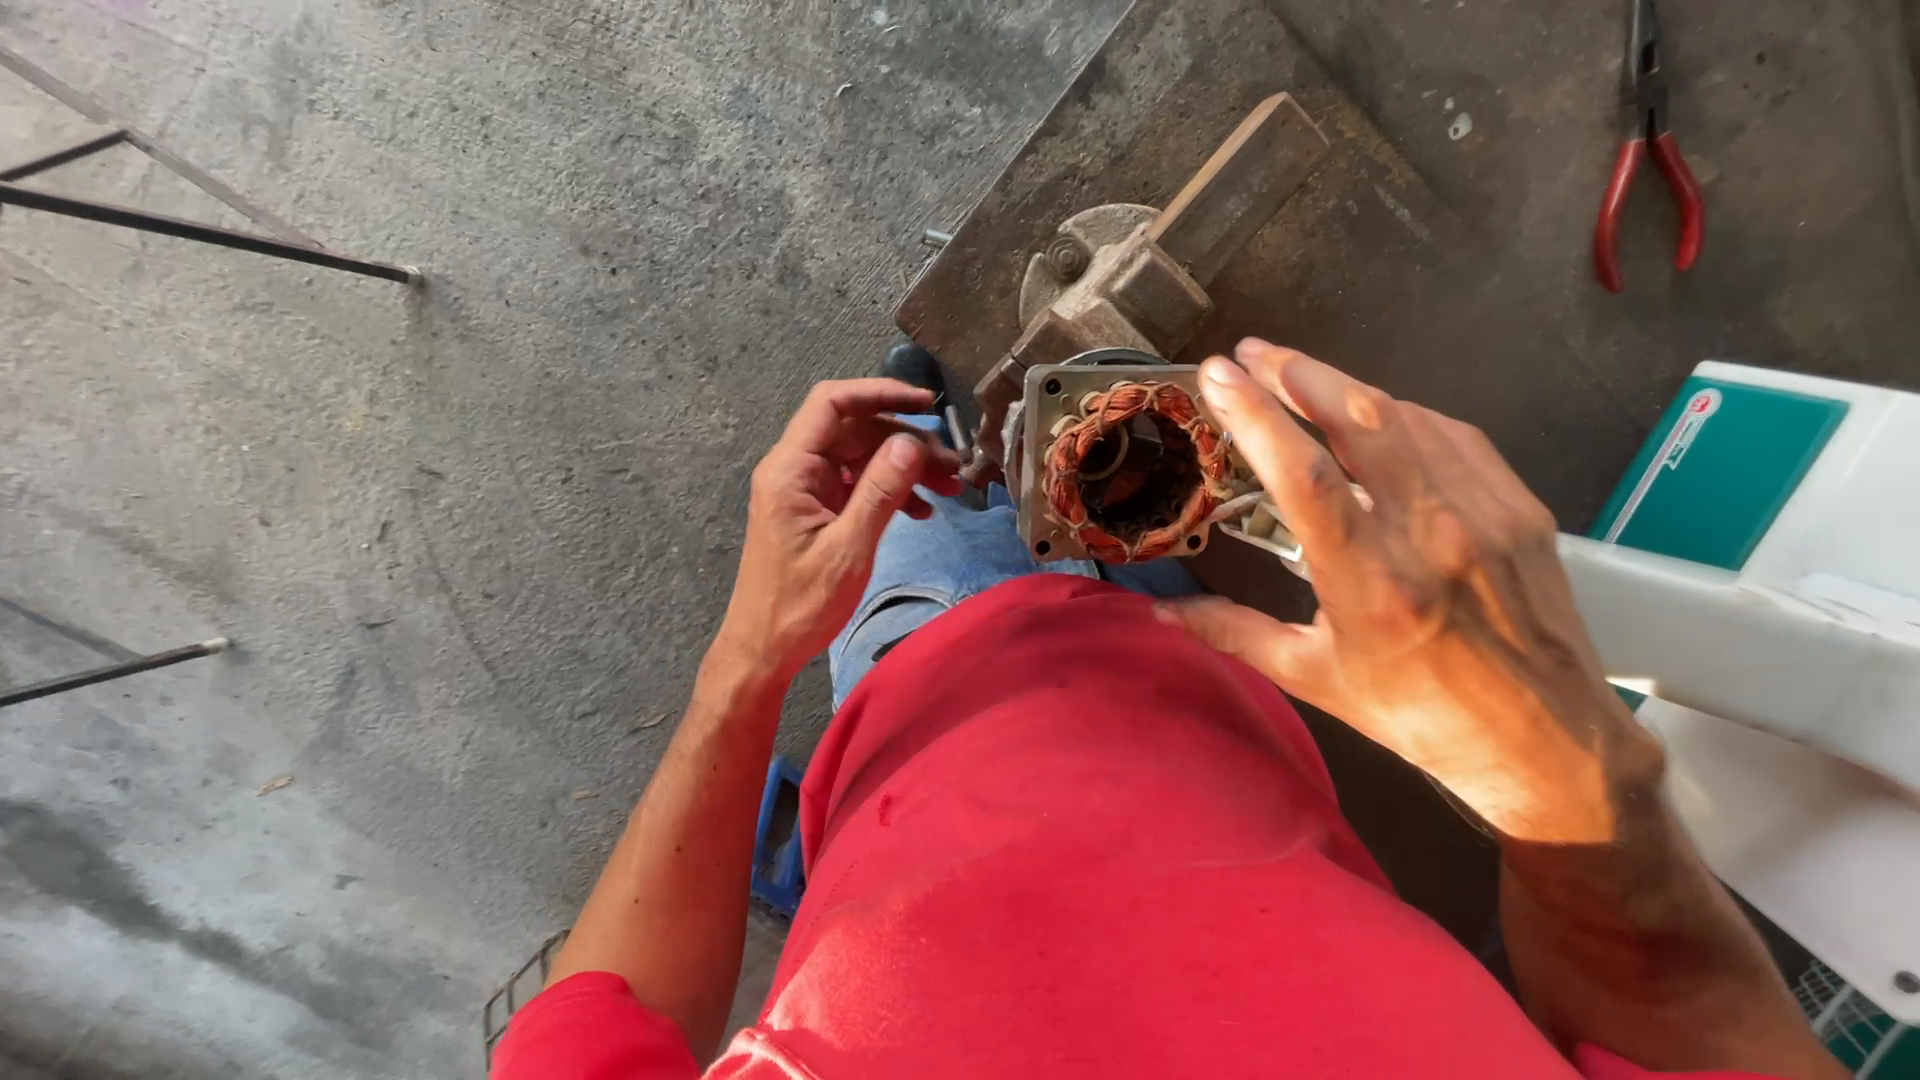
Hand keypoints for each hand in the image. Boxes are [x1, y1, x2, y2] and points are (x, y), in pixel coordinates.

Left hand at [717, 378, 962, 682]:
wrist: (765, 649)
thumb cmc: (800, 604)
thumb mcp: (848, 548)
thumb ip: (879, 491)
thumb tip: (912, 443)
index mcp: (790, 469)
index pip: (832, 403)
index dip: (880, 394)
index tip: (927, 404)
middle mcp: (795, 470)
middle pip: (855, 430)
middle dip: (906, 441)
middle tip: (953, 466)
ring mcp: (806, 490)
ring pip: (862, 458)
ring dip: (905, 468)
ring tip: (950, 487)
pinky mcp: (817, 511)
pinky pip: (857, 485)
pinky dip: (890, 492)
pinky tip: (921, 511)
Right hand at [1158, 340, 1660, 842]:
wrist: (1548, 744)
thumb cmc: (1416, 715)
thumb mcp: (1313, 677)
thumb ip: (1231, 632)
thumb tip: (1160, 609)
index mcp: (1370, 586)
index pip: (1306, 477)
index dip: (1257, 417)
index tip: (1219, 378)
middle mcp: (1430, 537)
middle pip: (1360, 421)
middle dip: (1297, 374)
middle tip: (1250, 353)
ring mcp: (1484, 515)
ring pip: (1406, 416)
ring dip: (1342, 384)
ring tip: (1295, 371)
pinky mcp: (1520, 508)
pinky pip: (1451, 435)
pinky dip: (1399, 411)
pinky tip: (1370, 408)